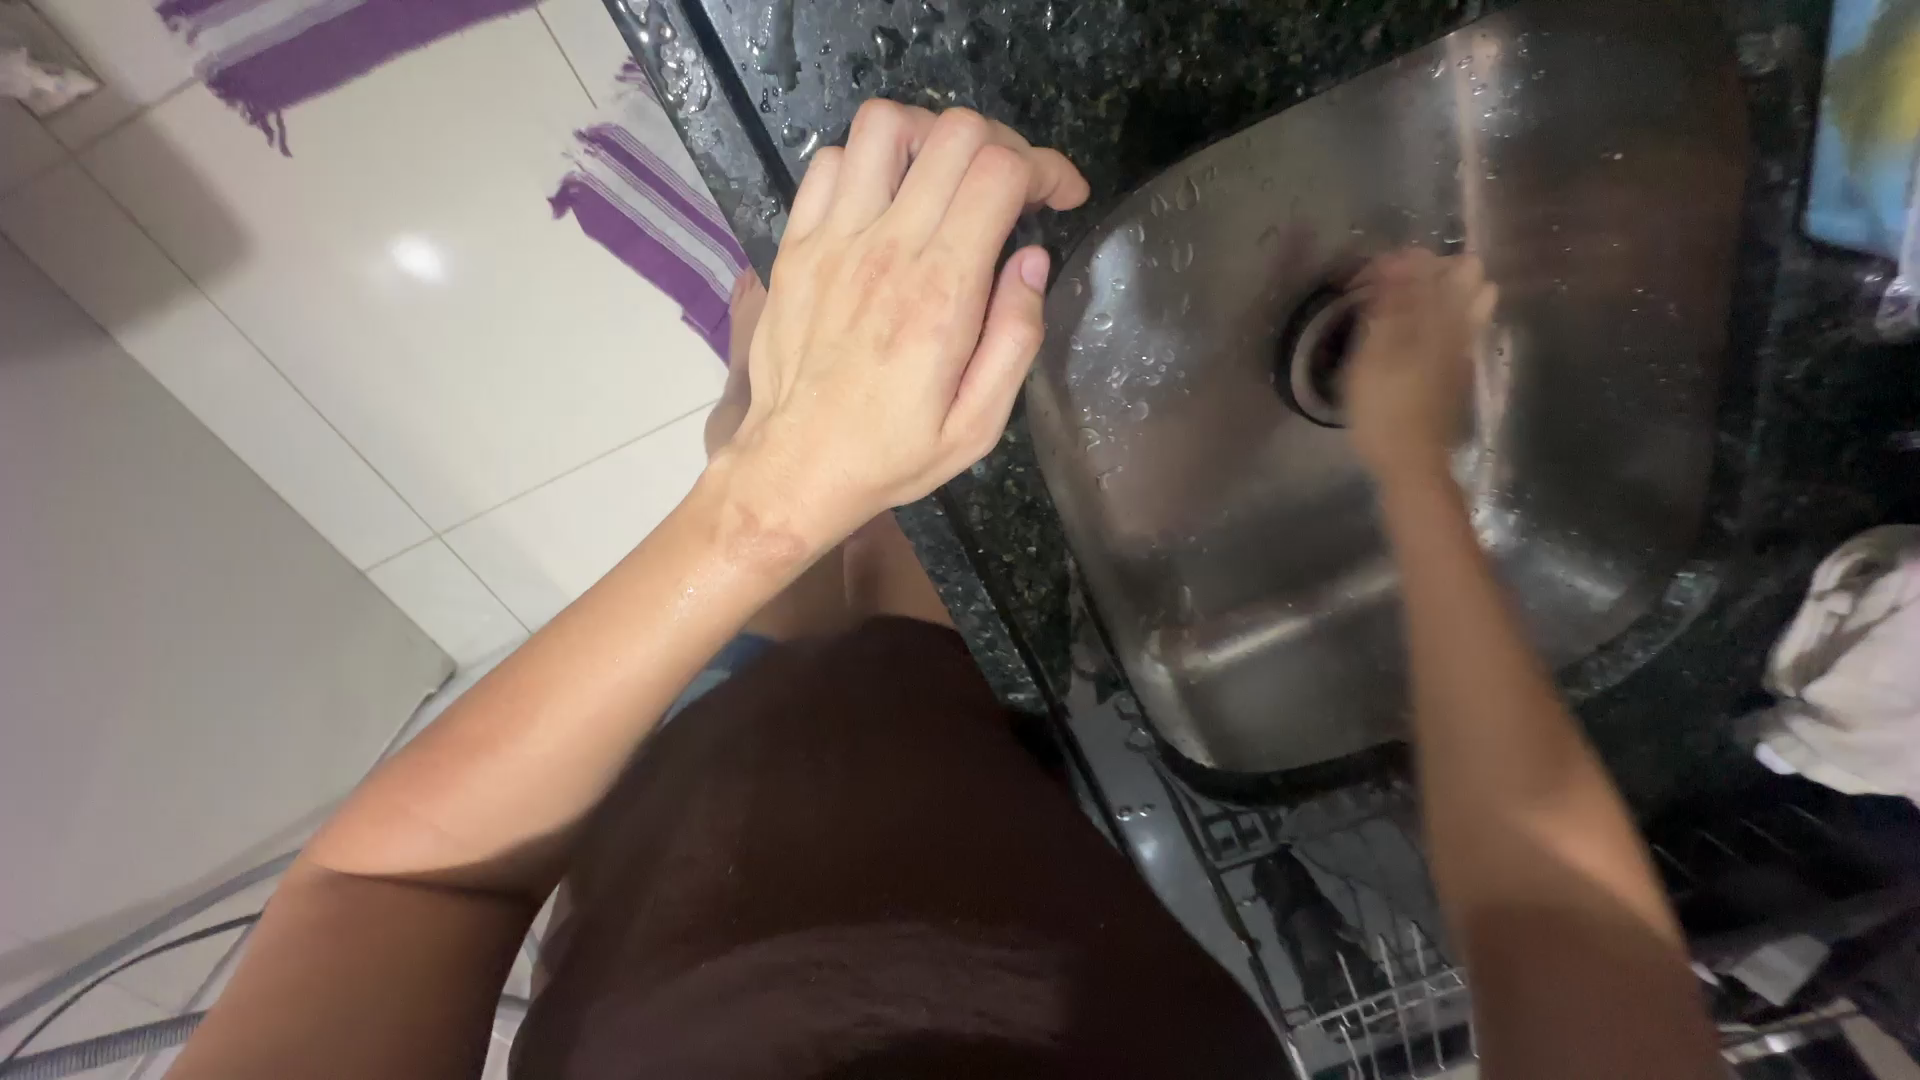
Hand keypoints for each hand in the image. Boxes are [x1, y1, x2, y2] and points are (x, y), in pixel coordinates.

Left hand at [711, 100, 1088, 552]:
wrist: (797, 466)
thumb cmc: (893, 454)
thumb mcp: (979, 425)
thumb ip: (1017, 338)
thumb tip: (1032, 260)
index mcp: (942, 293)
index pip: (1001, 173)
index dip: (1046, 167)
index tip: (1062, 197)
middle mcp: (888, 249)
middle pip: (955, 133)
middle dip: (1004, 146)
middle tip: (1014, 190)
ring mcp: (833, 241)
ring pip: (886, 126)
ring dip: (932, 139)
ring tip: (948, 182)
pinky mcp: (797, 247)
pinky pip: (830, 163)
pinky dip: (870, 163)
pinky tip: (886, 203)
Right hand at [1341, 249, 1497, 482]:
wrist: (1412, 461)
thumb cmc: (1383, 412)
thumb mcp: (1373, 358)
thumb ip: (1389, 309)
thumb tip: (1397, 262)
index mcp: (1437, 318)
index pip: (1426, 264)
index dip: (1393, 264)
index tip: (1359, 283)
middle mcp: (1460, 325)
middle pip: (1462, 273)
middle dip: (1424, 270)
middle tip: (1386, 290)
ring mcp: (1465, 347)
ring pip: (1470, 298)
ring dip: (1438, 292)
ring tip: (1403, 309)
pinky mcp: (1460, 368)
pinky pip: (1463, 325)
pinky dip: (1442, 317)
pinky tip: (1416, 335)